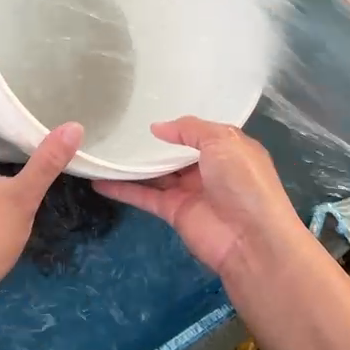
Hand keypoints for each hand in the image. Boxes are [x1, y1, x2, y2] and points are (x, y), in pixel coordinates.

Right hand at [93, 118, 305, 277]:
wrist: (251, 240)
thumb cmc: (243, 182)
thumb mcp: (223, 141)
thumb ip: (190, 129)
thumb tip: (157, 128)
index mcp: (228, 150)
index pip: (200, 132)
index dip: (178, 123)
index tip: (148, 109)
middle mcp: (208, 170)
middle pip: (174, 153)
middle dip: (151, 143)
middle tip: (117, 125)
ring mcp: (189, 192)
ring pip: (156, 174)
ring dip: (132, 164)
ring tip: (103, 148)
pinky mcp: (173, 212)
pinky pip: (144, 196)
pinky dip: (122, 189)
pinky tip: (98, 180)